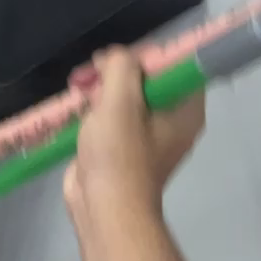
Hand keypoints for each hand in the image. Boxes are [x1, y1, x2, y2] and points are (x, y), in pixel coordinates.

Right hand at [62, 47, 205, 227]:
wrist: (104, 204)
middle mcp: (172, 118)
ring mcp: (147, 133)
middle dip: (112, 71)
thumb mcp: (119, 102)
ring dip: (98, 86)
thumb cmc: (118, 154)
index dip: (145, 56)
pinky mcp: (123, 143)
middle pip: (146, 77)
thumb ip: (121, 68)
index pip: (175, 65)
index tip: (113, 60)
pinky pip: (112, 112)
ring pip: (124, 93)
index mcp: (184, 109)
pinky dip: (94, 105)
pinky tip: (76, 106)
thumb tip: (114, 57)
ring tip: (76, 88)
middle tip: (86, 76)